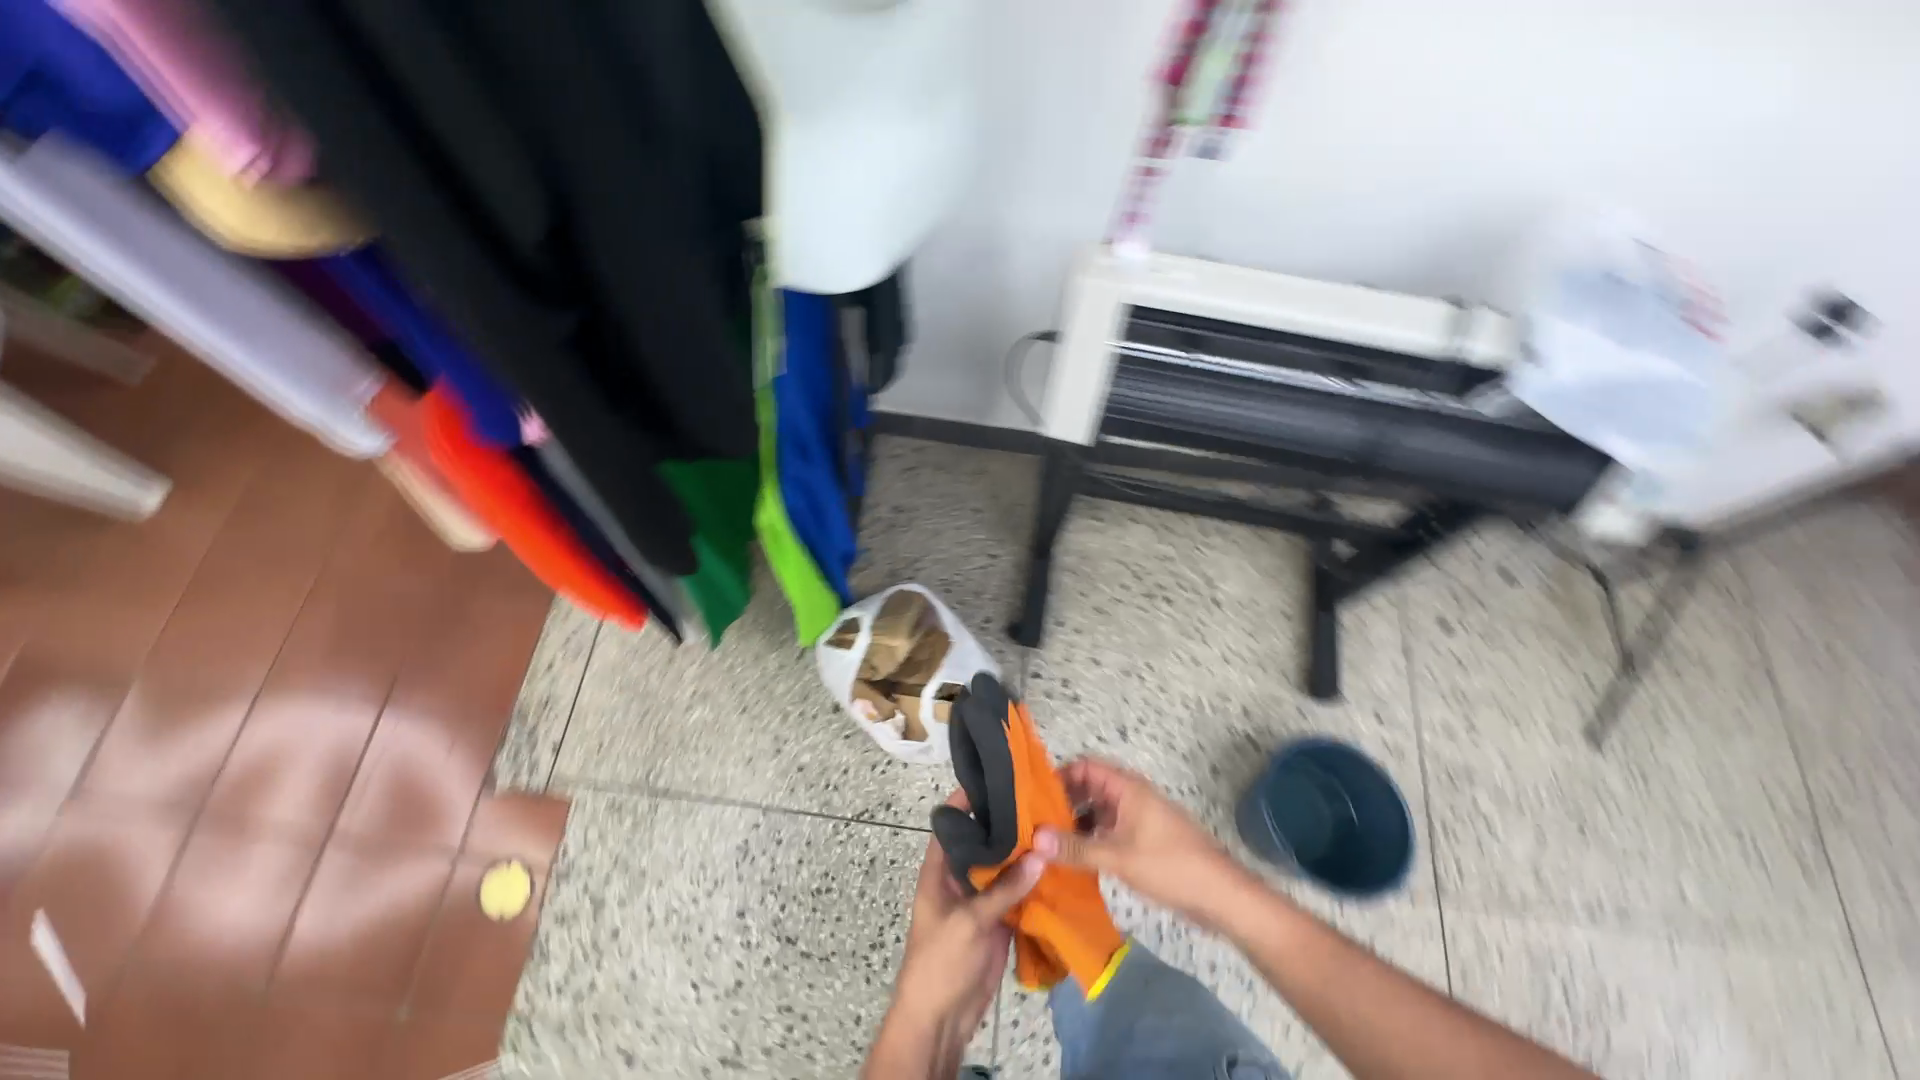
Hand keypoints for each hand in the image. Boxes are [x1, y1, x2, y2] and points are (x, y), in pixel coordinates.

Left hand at [880, 792, 1043, 1062]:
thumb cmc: (939, 961)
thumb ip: (1004, 888)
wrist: (940, 1017)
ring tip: (1056, 828)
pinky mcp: (999, 922)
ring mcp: (981, 901)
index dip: (969, 801)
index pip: (952, 825)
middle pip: (984, 844)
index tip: (998, 779)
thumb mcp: (969, 921)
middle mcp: (959, 879)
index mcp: (939, 871)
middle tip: (1041, 801)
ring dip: (1025, 855)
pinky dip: (1035, 885)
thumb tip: (1040, 854)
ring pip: (1004, 869)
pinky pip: (1018, 896)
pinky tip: (1059, 868)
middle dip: (1008, 826)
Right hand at [1034, 758, 1257, 928]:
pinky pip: (1109, 830)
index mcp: (1128, 788)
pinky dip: (1091, 839)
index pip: (1086, 766)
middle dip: (1063, 802)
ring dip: (1075, 823)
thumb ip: (1075, 848)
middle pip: (1089, 787)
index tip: (1034, 798)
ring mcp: (1139, 819)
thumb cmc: (1170, 866)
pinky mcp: (1143, 841)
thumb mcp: (1118, 857)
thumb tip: (1034, 839)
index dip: (1059, 776)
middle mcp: (1132, 797)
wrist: (1220, 895)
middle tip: (1034, 823)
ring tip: (1047, 843)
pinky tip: (1074, 859)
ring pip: (1098, 811)